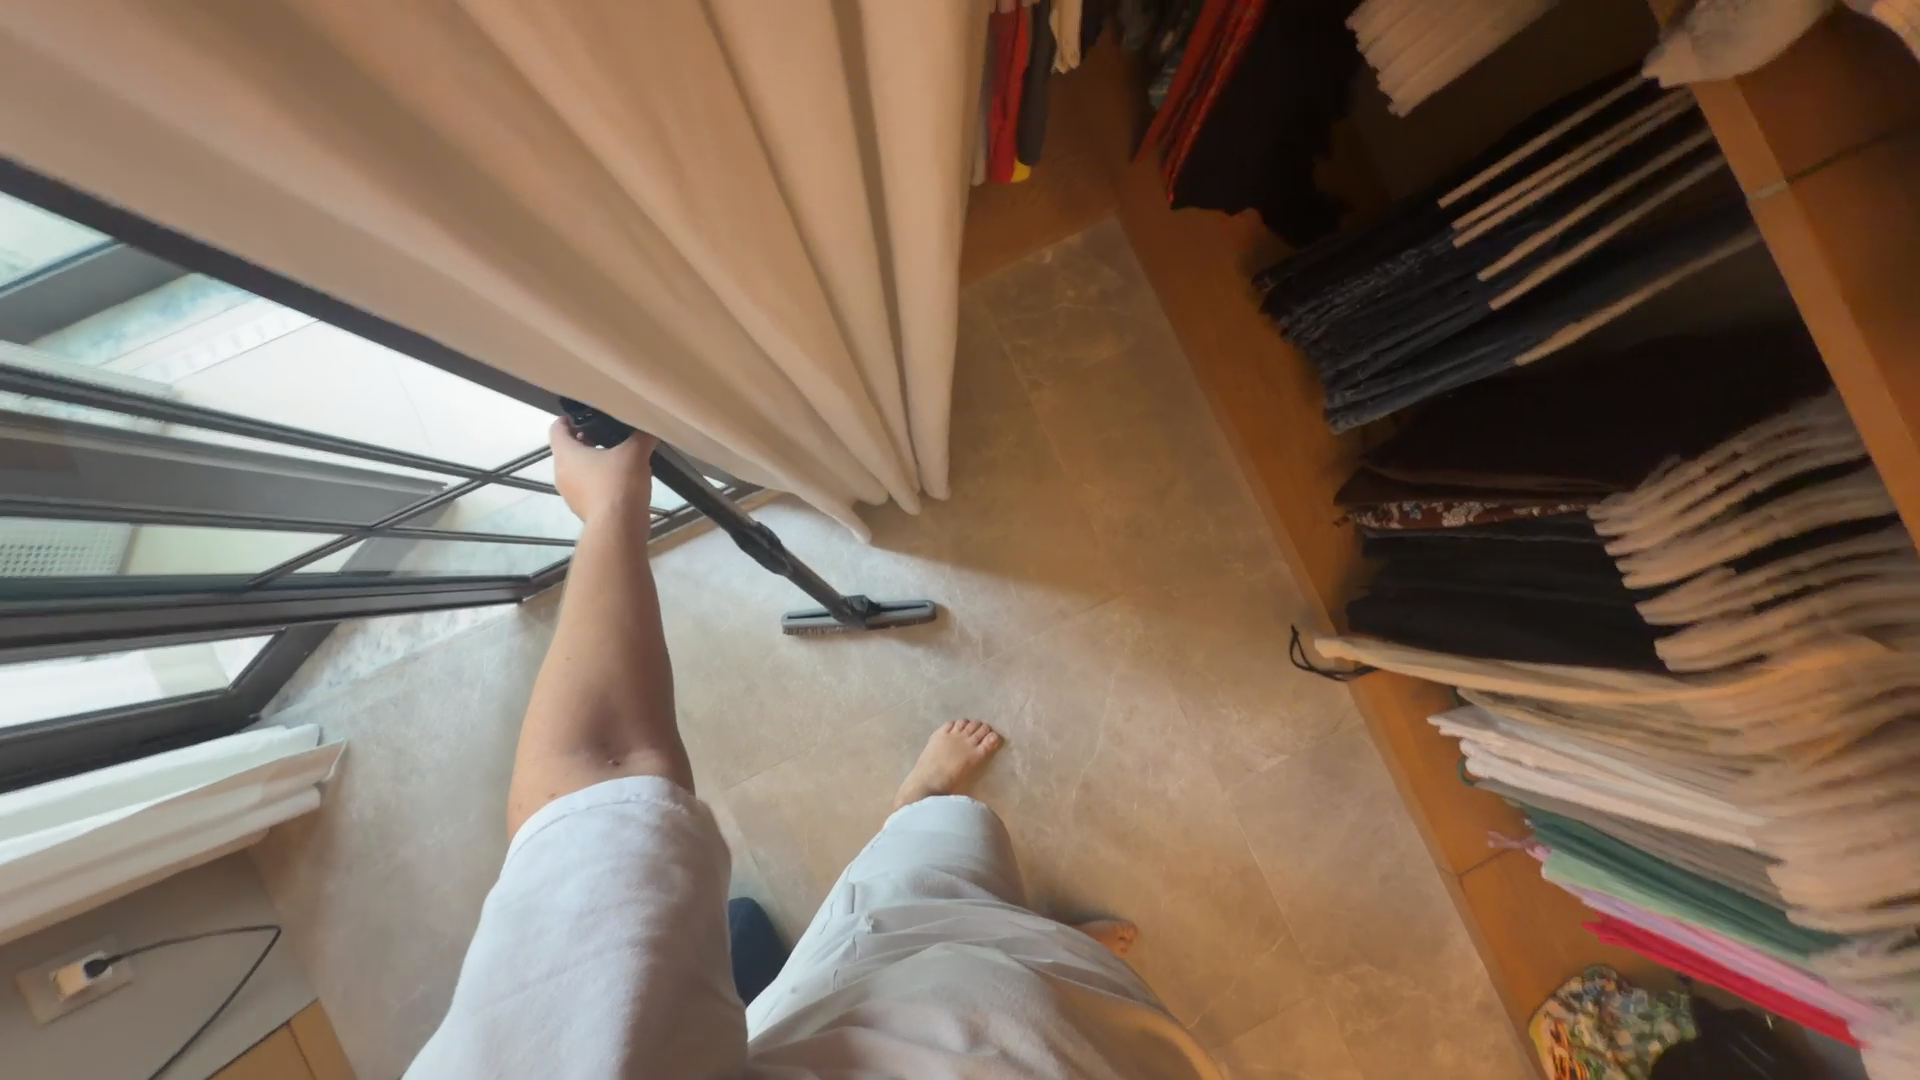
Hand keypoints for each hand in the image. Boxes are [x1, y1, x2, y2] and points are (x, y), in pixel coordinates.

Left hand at [548, 418, 659, 524]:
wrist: (619, 527)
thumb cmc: (619, 483)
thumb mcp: (635, 453)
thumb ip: (642, 436)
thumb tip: (651, 426)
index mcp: (566, 454)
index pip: (557, 428)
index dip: (570, 419)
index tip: (588, 416)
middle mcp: (561, 472)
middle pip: (568, 450)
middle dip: (586, 441)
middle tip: (609, 436)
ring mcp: (570, 493)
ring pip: (578, 470)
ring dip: (594, 463)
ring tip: (619, 460)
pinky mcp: (582, 509)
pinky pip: (588, 488)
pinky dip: (600, 482)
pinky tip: (622, 482)